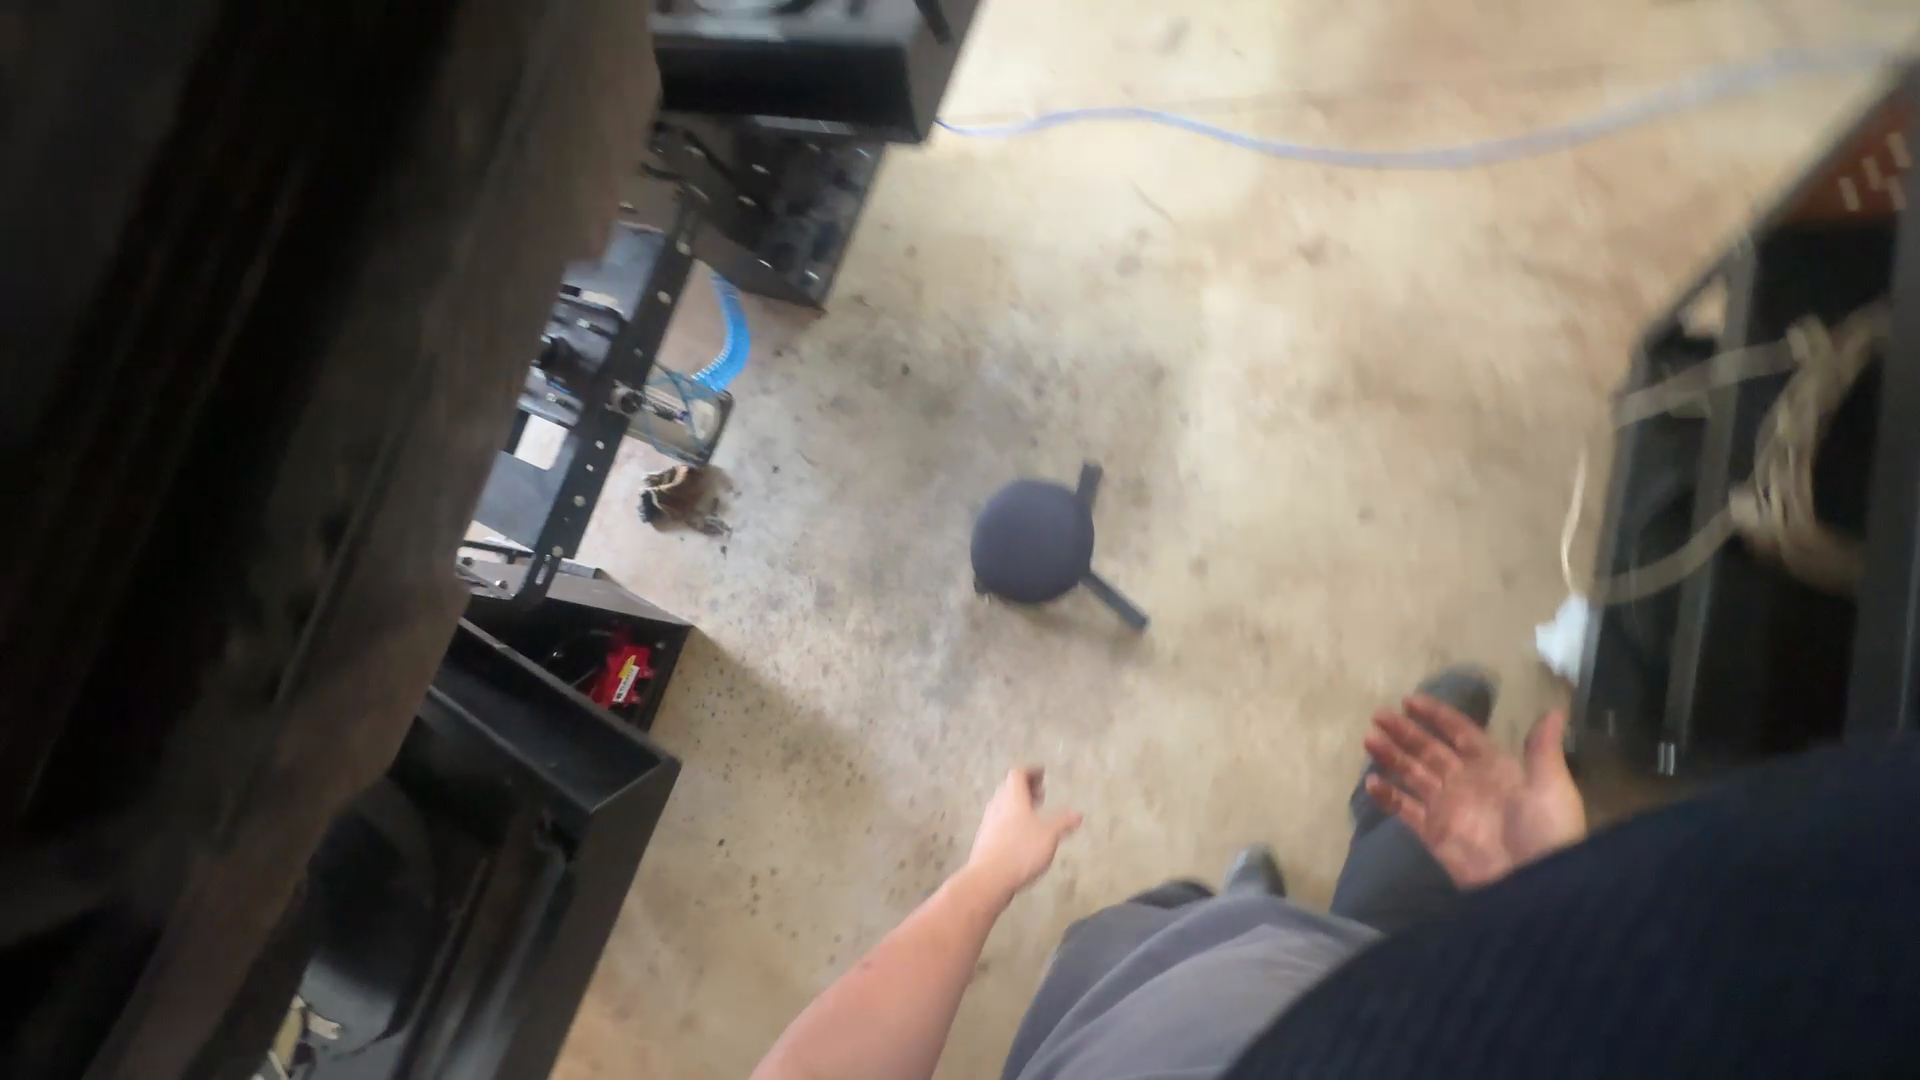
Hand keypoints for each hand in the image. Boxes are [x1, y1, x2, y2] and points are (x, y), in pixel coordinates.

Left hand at [964, 768, 1082, 900]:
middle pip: (1010, 788)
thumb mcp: (1049, 835)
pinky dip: (1012, 819)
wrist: (989, 877)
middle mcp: (998, 804)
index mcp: (1013, 797)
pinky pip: (1000, 820)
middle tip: (1040, 794)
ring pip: (1004, 804)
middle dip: (1026, 788)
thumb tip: (1078, 814)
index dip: (1031, 772)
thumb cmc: (1022, 849)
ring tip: (1034, 814)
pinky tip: (1022, 835)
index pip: (1018, 774)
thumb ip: (1063, 822)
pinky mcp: (986, 838)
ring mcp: (989, 821)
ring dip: (1019, 804)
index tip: (1042, 773)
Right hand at [1363, 697, 1586, 887]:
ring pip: (1411, 773)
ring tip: (1369, 740)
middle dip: (1404, 732)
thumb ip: (1542, 749)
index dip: (1437, 716)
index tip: (1410, 701)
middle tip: (1379, 716)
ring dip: (1390, 756)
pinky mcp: (1432, 831)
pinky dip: (1387, 796)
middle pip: (1428, 749)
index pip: (1459, 733)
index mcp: (1492, 767)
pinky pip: (1404, 808)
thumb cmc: (1547, 832)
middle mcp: (1464, 781)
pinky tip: (1372, 782)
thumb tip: (1554, 711)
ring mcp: (1446, 806)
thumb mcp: (1551, 787)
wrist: (1536, 884)